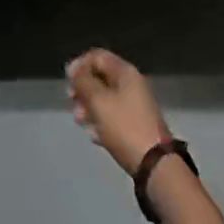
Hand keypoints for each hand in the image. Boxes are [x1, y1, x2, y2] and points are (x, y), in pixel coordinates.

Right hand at [66, 48, 171, 176]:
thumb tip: (74, 70)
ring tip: (80, 122)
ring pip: (105, 98)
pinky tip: (94, 136)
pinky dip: (101, 122)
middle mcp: (132, 85)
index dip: (79, 64)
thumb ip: (82, 81)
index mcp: (125, 73)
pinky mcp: (136, 126)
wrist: (155, 167)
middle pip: (100, 77)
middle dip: (83, 89)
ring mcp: (136, 107)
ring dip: (89, 107)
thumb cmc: (124, 126)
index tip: (68, 81)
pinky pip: (113, 117)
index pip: (97, 56)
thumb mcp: (97, 100)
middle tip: (72, 102)